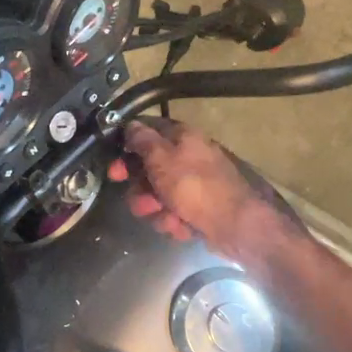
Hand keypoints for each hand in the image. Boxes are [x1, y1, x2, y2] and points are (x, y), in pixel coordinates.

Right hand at [109, 119, 307, 252]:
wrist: (236, 226)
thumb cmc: (195, 187)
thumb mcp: (162, 159)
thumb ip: (142, 140)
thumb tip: (132, 124)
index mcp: (183, 137)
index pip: (147, 133)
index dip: (126, 149)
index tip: (115, 170)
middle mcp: (190, 156)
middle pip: (151, 168)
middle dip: (142, 190)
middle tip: (142, 202)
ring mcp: (197, 183)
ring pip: (160, 194)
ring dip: (157, 209)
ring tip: (167, 218)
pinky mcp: (201, 207)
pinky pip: (175, 212)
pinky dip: (175, 221)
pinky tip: (182, 227)